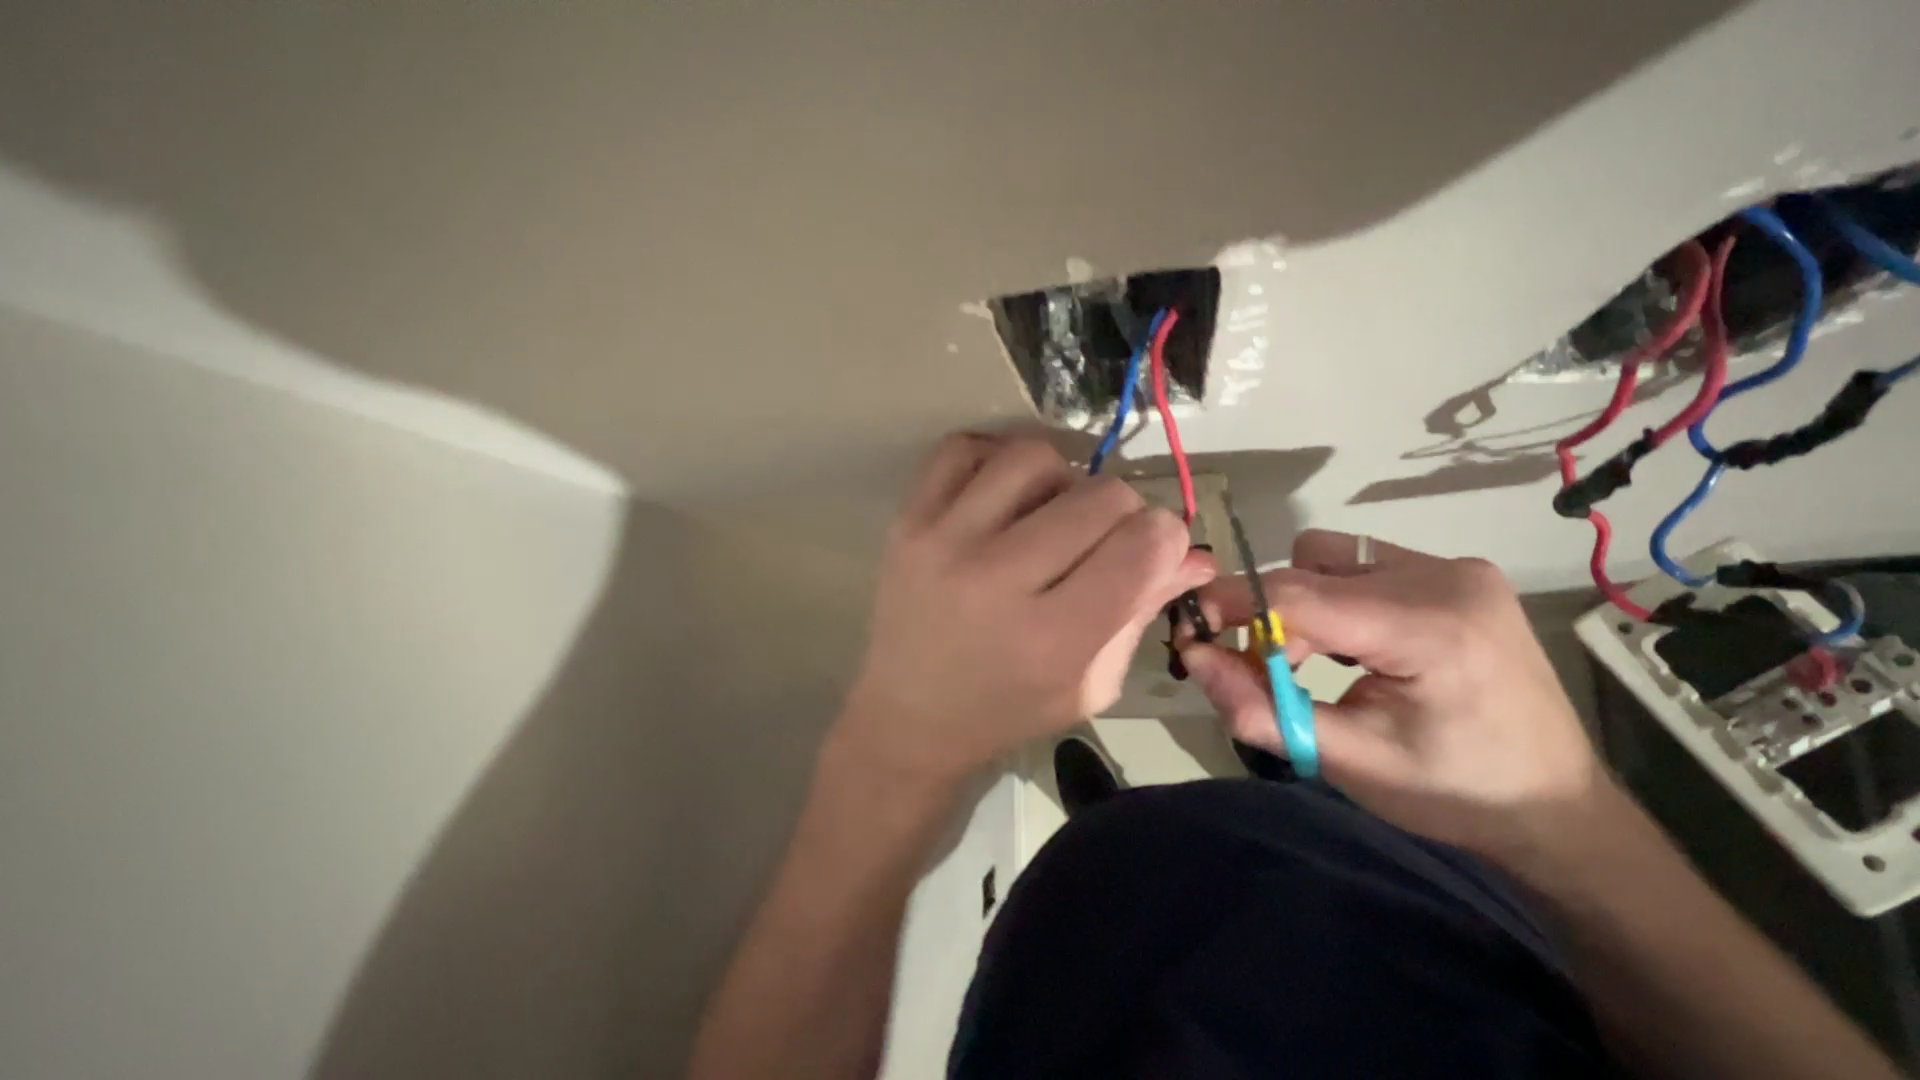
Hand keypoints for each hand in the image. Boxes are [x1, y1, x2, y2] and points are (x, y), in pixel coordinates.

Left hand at [834, 433, 1213, 786]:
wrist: (909, 716)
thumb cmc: (1009, 709)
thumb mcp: (1091, 684)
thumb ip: (1142, 612)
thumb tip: (1197, 554)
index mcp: (1052, 638)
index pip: (1142, 546)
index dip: (1167, 537)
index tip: (1156, 549)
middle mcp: (996, 580)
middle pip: (1100, 495)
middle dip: (1124, 510)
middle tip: (1106, 537)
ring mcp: (944, 541)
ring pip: (1035, 457)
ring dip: (1063, 477)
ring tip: (1053, 512)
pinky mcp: (908, 519)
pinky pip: (963, 448)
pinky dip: (997, 458)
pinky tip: (1007, 494)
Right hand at [1178, 529, 1606, 864]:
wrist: (1554, 805)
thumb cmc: (1450, 793)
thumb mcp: (1346, 761)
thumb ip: (1262, 708)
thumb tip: (1193, 658)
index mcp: (1429, 627)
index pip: (1299, 593)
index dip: (1232, 607)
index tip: (1191, 634)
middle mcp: (1446, 577)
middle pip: (1312, 566)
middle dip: (1272, 616)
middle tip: (1268, 674)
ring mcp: (1460, 569)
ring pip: (1335, 556)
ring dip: (1305, 602)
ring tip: (1318, 663)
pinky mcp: (1462, 574)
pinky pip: (1368, 563)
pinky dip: (1340, 598)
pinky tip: (1355, 647)